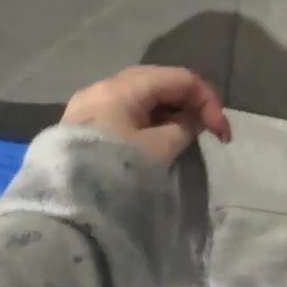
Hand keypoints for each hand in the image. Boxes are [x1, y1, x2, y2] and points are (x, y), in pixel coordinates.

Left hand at [60, 65, 230, 165]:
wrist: (64, 207)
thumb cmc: (116, 170)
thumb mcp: (160, 149)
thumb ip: (184, 127)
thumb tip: (191, 119)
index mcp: (123, 88)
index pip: (180, 78)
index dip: (208, 101)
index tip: (221, 133)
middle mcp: (104, 88)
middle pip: (160, 82)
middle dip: (190, 102)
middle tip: (208, 129)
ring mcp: (91, 105)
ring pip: (143, 96)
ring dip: (171, 111)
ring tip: (186, 135)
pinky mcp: (86, 123)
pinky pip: (128, 111)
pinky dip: (151, 119)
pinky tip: (159, 137)